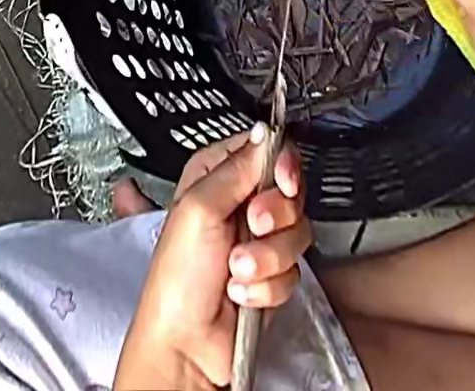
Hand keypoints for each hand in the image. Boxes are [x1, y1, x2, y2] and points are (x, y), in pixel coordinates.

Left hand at [114, 125, 307, 390]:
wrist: (186, 344)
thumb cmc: (178, 276)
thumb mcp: (200, 208)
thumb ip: (237, 168)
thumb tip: (264, 131)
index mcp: (216, 172)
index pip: (266, 148)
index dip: (282, 163)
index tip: (283, 181)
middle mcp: (239, 198)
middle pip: (289, 189)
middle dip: (274, 215)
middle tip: (252, 226)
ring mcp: (257, 236)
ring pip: (296, 231)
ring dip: (267, 257)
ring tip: (235, 268)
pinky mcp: (272, 270)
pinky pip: (294, 268)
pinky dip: (269, 284)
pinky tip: (241, 291)